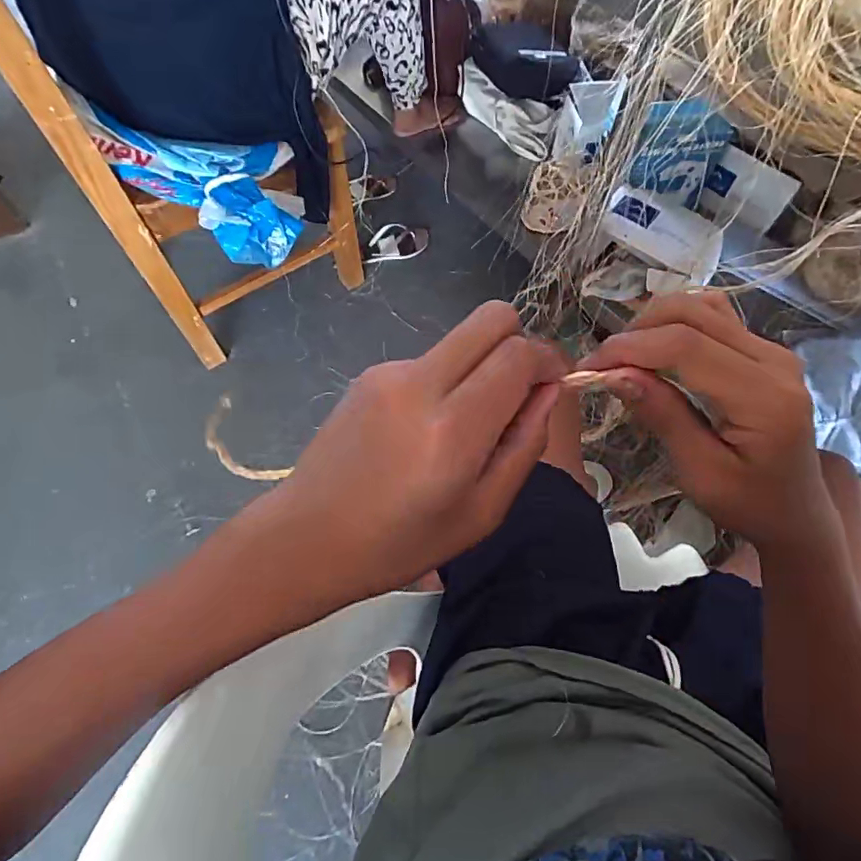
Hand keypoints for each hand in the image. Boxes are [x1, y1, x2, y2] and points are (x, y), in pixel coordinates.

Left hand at [253, 300, 564, 601]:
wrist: (307, 537)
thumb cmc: (400, 543)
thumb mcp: (482, 512)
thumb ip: (525, 444)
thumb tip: (549, 391)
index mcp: (452, 429)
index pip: (518, 354)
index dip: (548, 361)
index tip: (552, 385)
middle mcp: (419, 384)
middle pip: (492, 318)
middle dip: (520, 342)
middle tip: (517, 390)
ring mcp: (389, 372)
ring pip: (461, 338)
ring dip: (480, 365)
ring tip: (463, 425)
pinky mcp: (369, 372)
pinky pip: (430, 359)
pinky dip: (446, 380)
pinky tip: (423, 428)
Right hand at [578, 291, 833, 553]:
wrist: (796, 510)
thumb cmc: (748, 503)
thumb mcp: (700, 473)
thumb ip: (662, 416)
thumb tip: (614, 374)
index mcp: (764, 397)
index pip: (686, 346)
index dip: (630, 348)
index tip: (589, 368)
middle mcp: (774, 361)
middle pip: (692, 314)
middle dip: (635, 332)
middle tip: (603, 365)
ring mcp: (772, 350)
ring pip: (700, 306)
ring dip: (653, 323)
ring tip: (626, 357)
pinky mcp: (764, 349)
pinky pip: (712, 317)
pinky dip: (674, 323)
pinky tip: (655, 349)